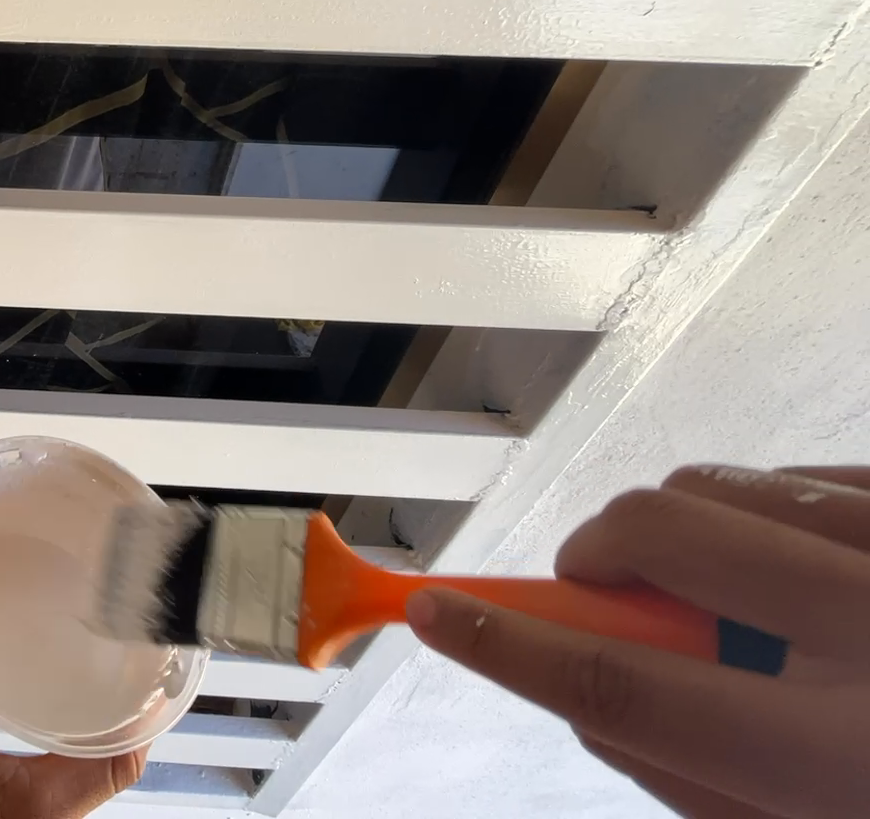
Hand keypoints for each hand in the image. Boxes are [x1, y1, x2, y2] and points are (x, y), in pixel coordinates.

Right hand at [407, 465, 869, 818]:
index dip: (503, 644)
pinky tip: (821, 568)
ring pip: (725, 485)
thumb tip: (570, 701)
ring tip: (745, 592)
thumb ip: (690, 781)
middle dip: (599, 556)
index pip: (620, 684)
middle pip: (658, 533)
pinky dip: (779, 511)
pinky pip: (813, 476)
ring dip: (690, 534)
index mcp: (862, 762)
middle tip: (611, 595)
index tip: (432, 610)